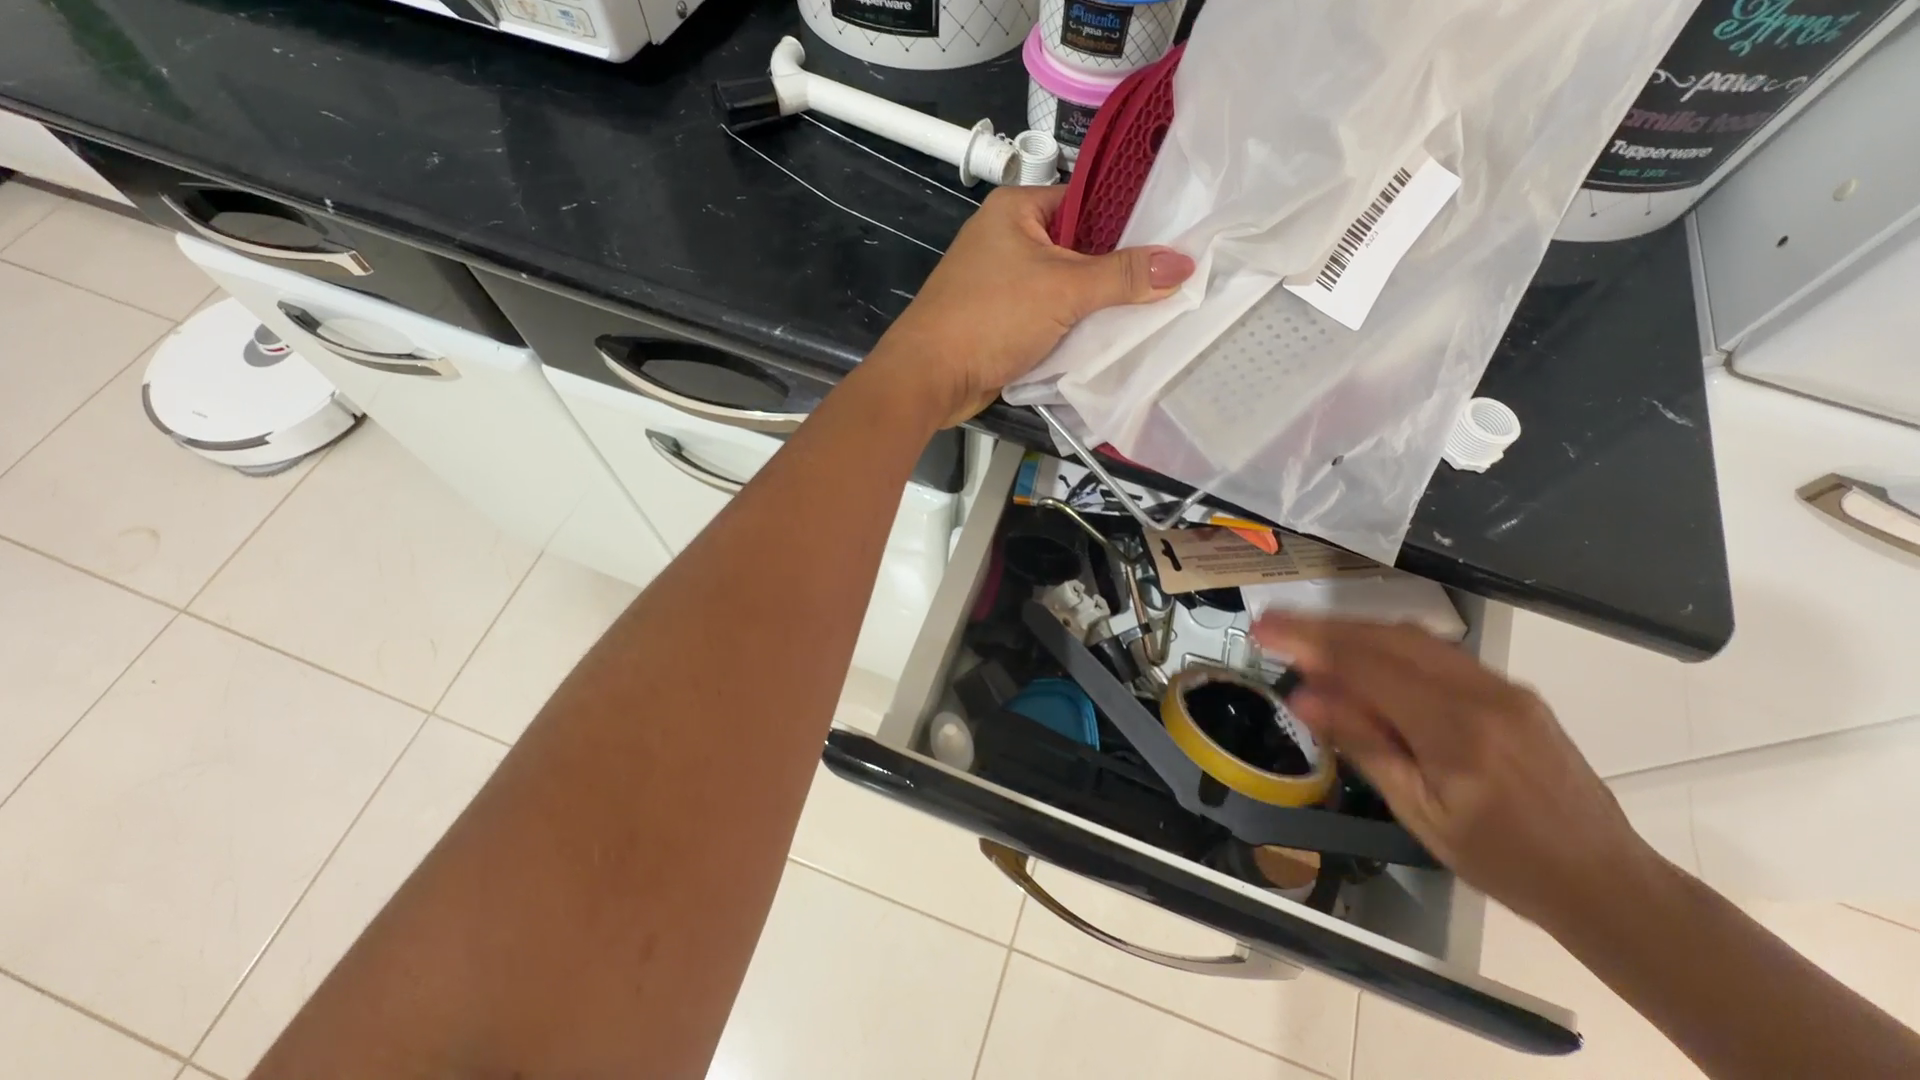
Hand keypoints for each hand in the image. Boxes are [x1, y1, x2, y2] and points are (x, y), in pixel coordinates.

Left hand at [870, 185, 1193, 425]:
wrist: (928, 378)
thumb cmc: (989, 318)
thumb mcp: (1064, 290)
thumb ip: (1122, 276)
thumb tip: (1183, 263)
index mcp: (1016, 209)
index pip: (1086, 200)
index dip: (1127, 220)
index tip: (1170, 240)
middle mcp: (1008, 238)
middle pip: (1079, 246)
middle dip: (1116, 269)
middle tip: (1168, 280)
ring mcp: (1003, 281)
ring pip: (1065, 286)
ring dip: (1097, 303)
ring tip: (1149, 309)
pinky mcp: (1002, 319)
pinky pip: (1049, 315)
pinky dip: (1074, 326)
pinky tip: (1109, 337)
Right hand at [1253, 614, 1656, 929]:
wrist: (1603, 880)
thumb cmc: (1503, 862)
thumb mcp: (1420, 813)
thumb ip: (1365, 746)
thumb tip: (1306, 697)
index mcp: (1455, 727)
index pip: (1366, 664)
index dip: (1309, 641)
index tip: (1263, 628)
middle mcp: (1483, 691)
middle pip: (1390, 637)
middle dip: (1327, 627)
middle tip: (1276, 627)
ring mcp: (1505, 687)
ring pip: (1417, 639)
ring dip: (1359, 633)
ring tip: (1311, 642)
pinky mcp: (1515, 693)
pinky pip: (1442, 655)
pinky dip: (1394, 648)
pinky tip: (1369, 663)